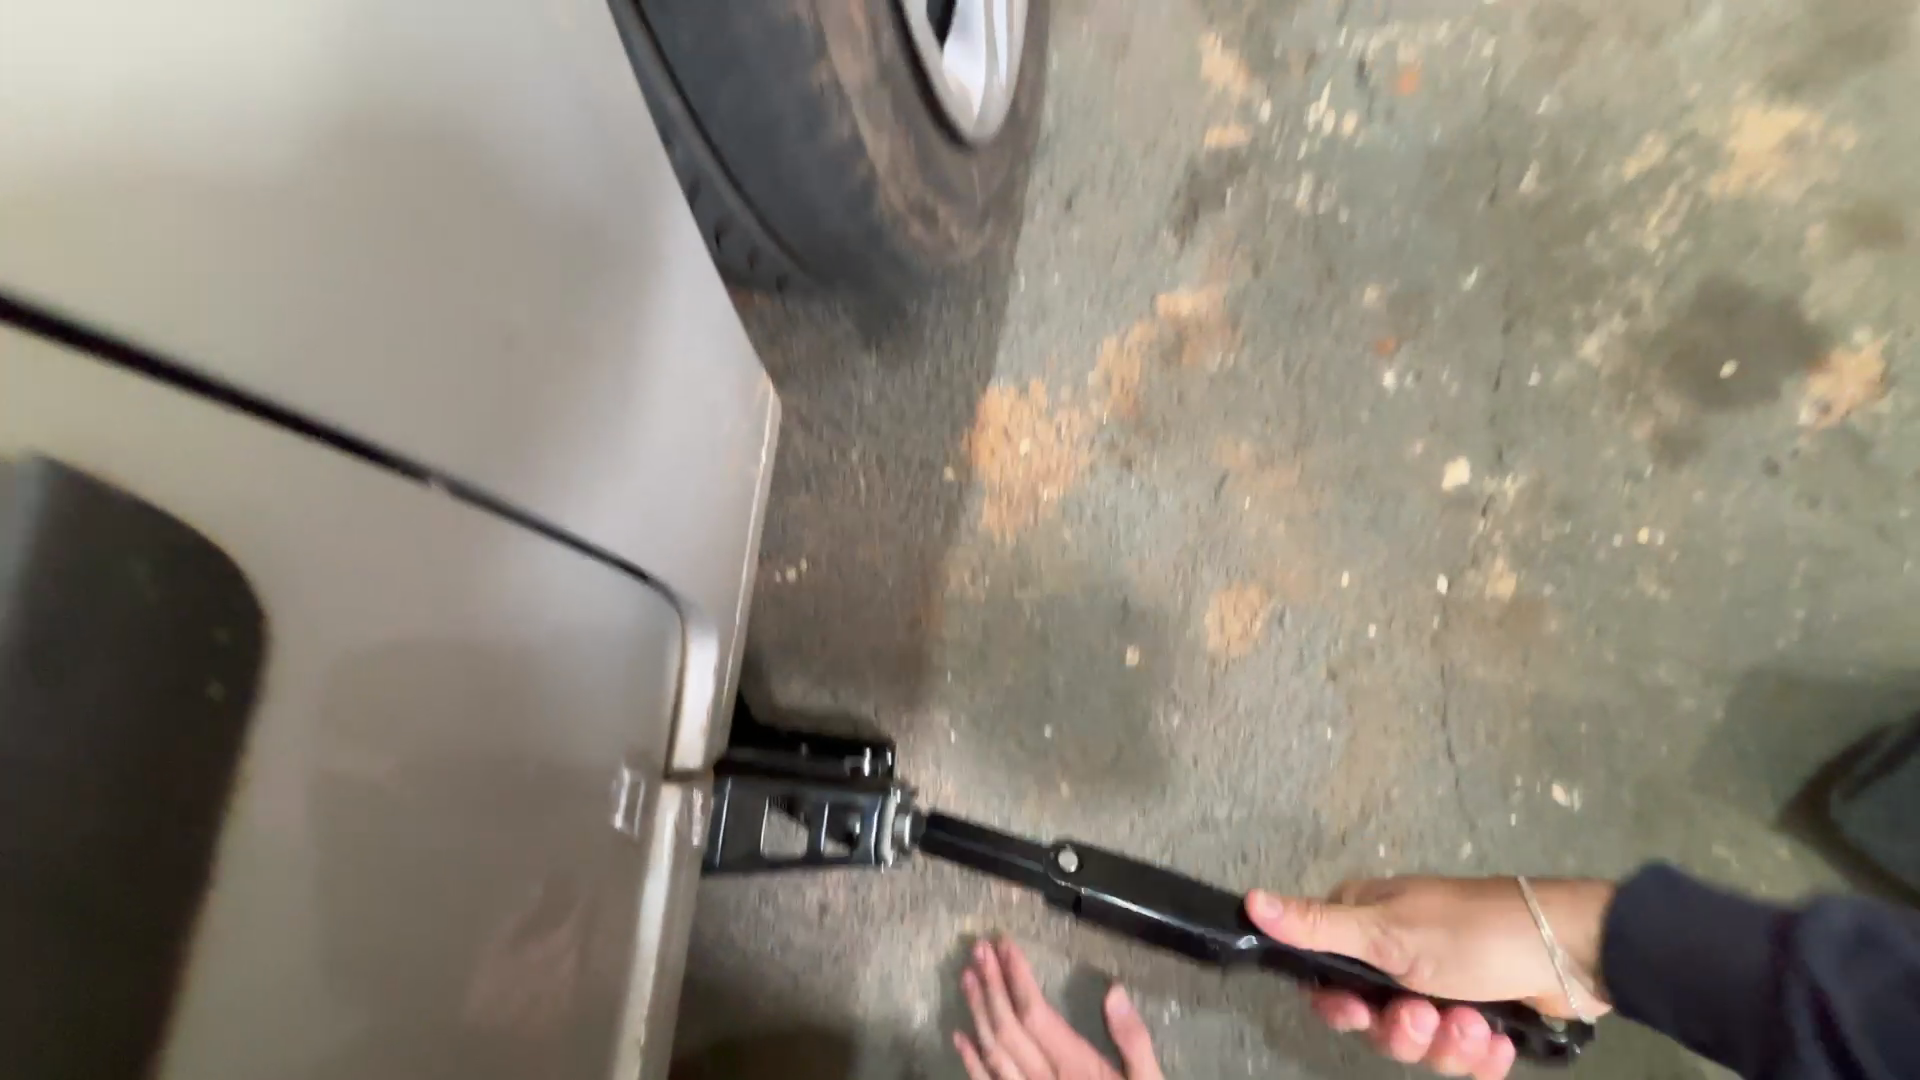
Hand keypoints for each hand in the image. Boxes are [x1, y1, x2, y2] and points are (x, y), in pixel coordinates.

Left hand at [954, 937, 1163, 1079]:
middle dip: (992, 985)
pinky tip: (960, 1037)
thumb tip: (1114, 991)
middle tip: (977, 948)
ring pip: (994, 1054)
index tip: (1004, 943)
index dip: (1017, 976)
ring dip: (979, 1013)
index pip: (1036, 1014)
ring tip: (966, 976)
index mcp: (1077, 1071)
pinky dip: (972, 1062)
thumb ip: (1134, 1042)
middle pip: (1009, 1028)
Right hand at [1245, 876, 1615, 1079]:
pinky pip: (1460, 1054)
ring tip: (1478, 1025)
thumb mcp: (1386, 933)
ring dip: (1449, 1044)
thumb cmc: (1467, 932)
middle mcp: (1392, 955)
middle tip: (1431, 1017)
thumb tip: (1248, 900)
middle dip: (1406, 1030)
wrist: (1569, 950)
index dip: (1340, 1005)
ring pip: (1418, 1042)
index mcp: (1362, 926)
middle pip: (1373, 1019)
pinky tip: (1499, 1042)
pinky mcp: (1476, 1014)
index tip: (1363, 1012)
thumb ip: (1315, 926)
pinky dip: (1479, 1055)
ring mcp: (1436, 985)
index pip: (1324, 975)